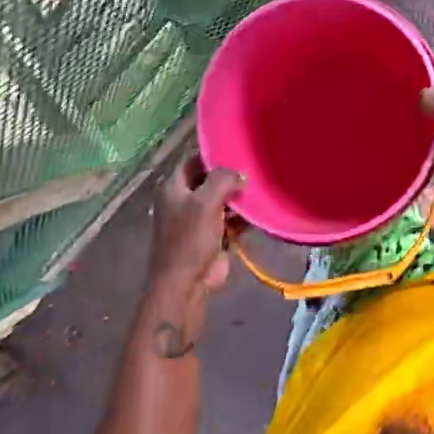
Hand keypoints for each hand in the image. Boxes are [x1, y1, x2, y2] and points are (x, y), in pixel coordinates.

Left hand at [141, 156, 239, 356]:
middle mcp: (183, 200)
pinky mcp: (212, 236)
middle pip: (208, 180)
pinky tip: (259, 211)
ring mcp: (197, 219)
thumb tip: (240, 174)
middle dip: (229, 176)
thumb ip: (222, 180)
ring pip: (221, 200)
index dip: (212, 154)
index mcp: (173, 187)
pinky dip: (242, 216)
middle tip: (253, 167)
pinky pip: (229, 220)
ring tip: (260, 186)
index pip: (193, 160)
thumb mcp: (205, 201)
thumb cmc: (190, 238)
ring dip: (238, 197)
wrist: (186, 284)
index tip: (235, 149)